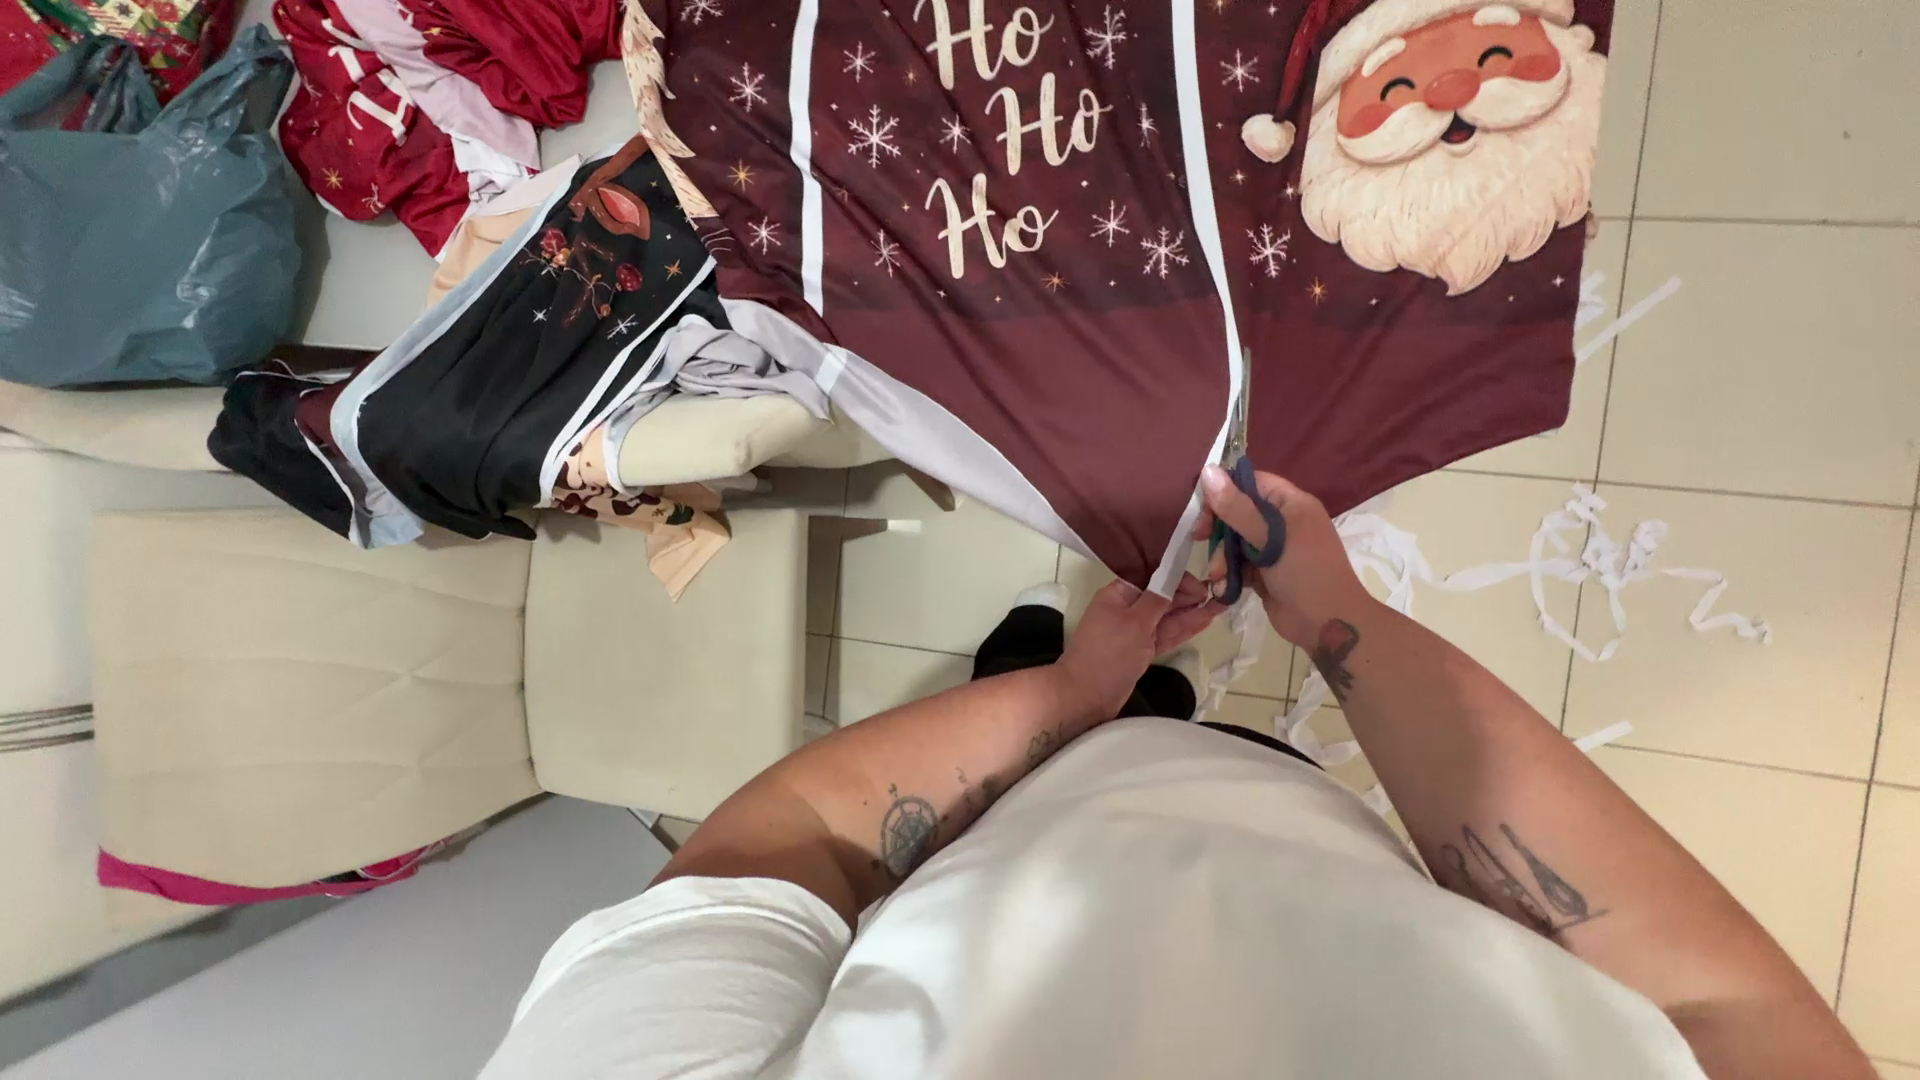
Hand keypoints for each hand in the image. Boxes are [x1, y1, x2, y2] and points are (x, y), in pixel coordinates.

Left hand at [1055, 576, 1221, 717]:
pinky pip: (1166, 635)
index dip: (1176, 578)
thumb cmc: (1108, 653)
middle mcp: (1127, 609)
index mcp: (1118, 594)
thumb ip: (1157, 600)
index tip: (1199, 584)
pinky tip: (1205, 620)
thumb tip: (1172, 576)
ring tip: (1221, 604)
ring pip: (1167, 617)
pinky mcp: (1142, 651)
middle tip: (1218, 593)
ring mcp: (1135, 632)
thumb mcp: (1134, 622)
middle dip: (1188, 595)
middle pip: (1161, 596)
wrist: (1086, 695)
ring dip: (1191, 611)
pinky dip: (1184, 629)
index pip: (1151, 577)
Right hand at [1191, 464, 1373, 647]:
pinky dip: (1228, 573)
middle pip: (1238, 512)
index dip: (1225, 490)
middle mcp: (1282, 523)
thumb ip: (1236, 507)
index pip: (1252, 483)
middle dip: (1219, 529)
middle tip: (1199, 539)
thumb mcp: (1269, 537)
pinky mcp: (1265, 573)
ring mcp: (1274, 549)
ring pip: (1235, 541)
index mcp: (1291, 505)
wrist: (1328, 624)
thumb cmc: (1305, 572)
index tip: (1202, 507)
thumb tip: (1207, 471)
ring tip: (1218, 574)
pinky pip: (1238, 564)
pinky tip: (1224, 586)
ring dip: (1221, 556)